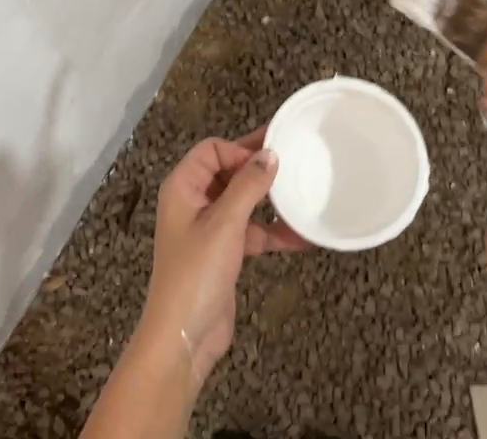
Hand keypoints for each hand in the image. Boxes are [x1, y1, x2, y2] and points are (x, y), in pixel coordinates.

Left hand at [138, 127, 307, 384]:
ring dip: (269, 202)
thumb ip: (248, 185)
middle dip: (259, 170)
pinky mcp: (222, 251)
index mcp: (183, 186)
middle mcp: (192, 201)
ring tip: (303, 196)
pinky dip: (271, 232)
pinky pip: (250, 230)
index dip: (240, 151)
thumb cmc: (197, 272)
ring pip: (242, 201)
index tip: (271, 159)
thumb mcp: (225, 223)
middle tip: (296, 161)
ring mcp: (207, 227)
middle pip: (228, 172)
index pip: (212, 150)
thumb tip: (270, 154)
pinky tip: (300, 237)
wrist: (184, 336)